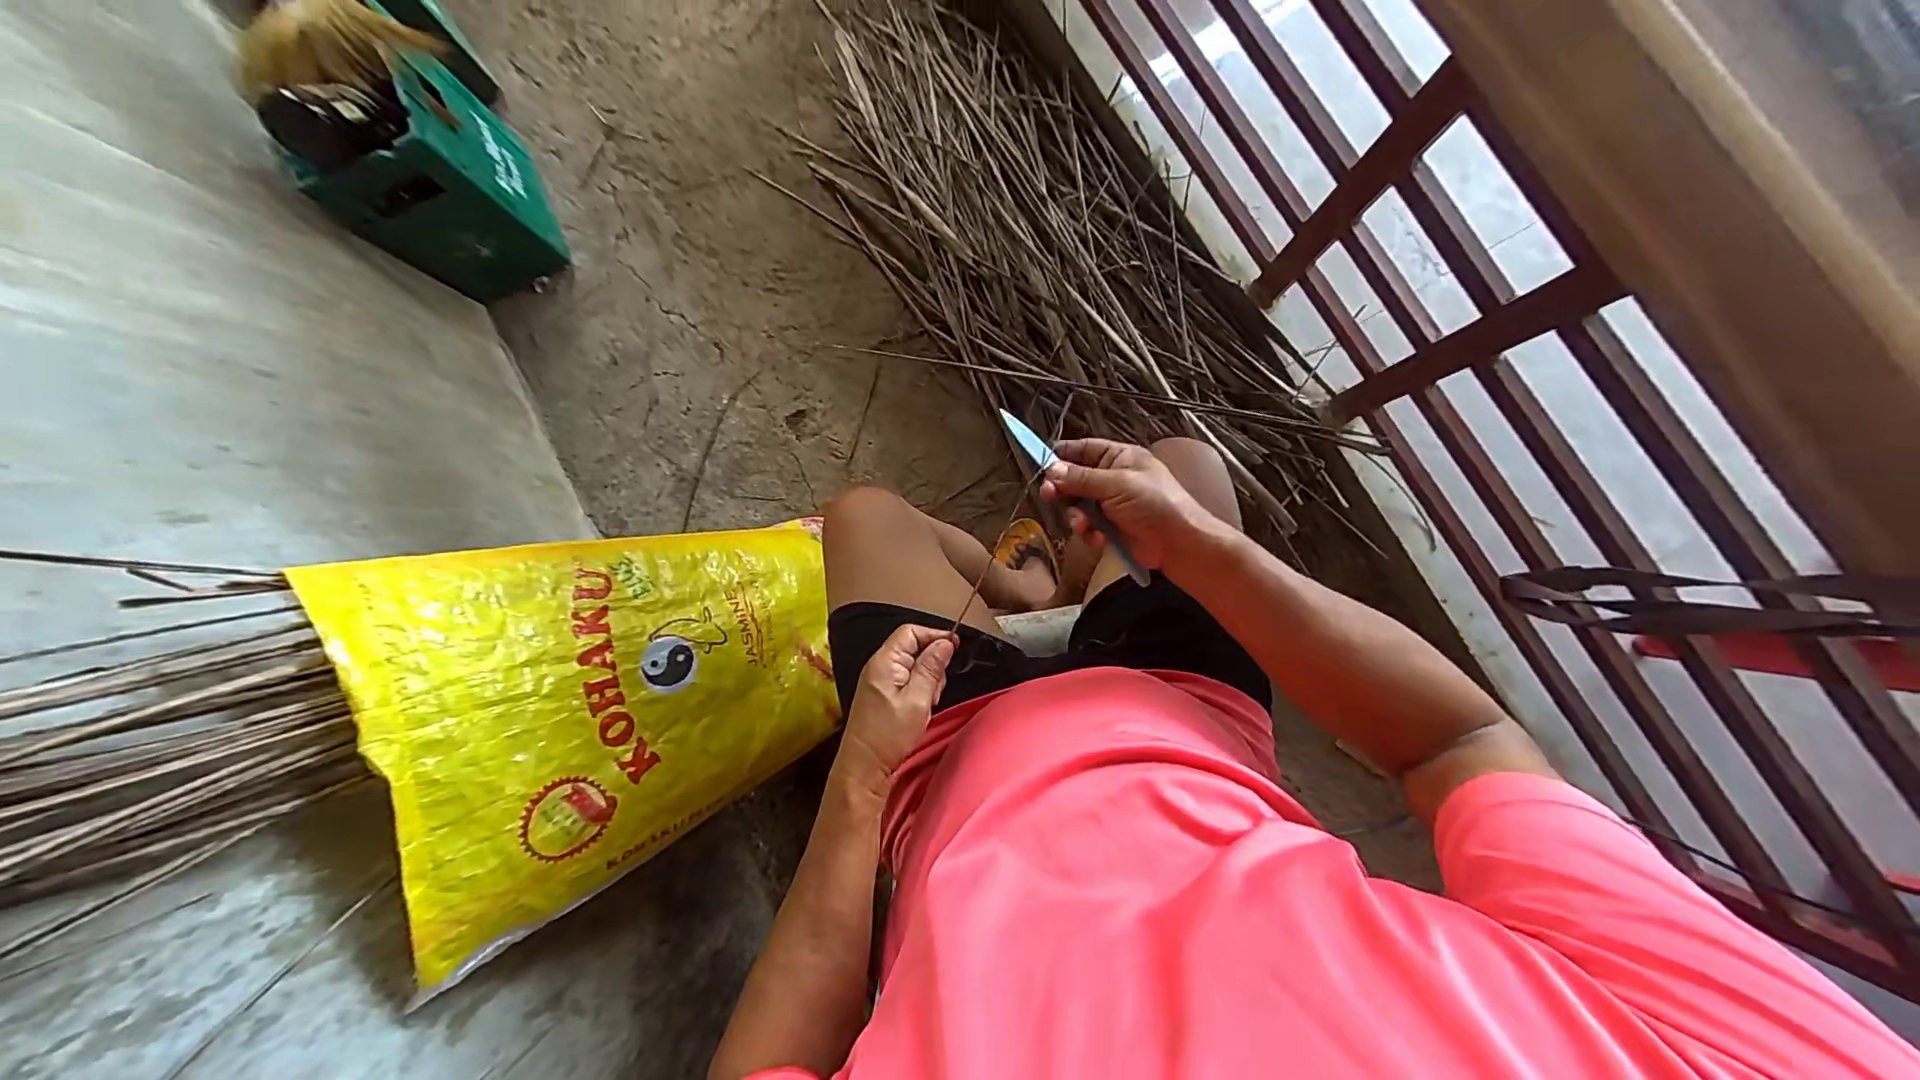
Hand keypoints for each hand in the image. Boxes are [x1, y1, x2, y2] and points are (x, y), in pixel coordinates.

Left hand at [836, 624, 954, 798]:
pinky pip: (905, 679)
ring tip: (928, 701)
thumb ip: (932, 668)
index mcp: (885, 661)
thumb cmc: (888, 735)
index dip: (934, 635)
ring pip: (912, 664)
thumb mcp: (918, 700)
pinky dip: (918, 688)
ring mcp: (878, 679)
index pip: (911, 631)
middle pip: (912, 646)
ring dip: (927, 678)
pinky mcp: (881, 692)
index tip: (954, 647)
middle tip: (936, 688)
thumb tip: (946, 643)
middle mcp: (879, 665)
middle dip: (932, 661)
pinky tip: (920, 707)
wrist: (863, 765)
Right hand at [1040, 438, 1220, 567]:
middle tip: (1050, 495)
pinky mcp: (1109, 528)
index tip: (1039, 464)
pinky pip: (1087, 527)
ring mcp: (1110, 504)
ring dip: (1077, 517)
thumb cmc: (1156, 504)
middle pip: (1073, 479)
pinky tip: (1100, 539)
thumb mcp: (1117, 484)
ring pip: (1076, 506)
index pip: (1082, 449)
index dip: (1060, 455)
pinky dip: (1089, 533)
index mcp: (1119, 458)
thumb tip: (1050, 470)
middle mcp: (1112, 478)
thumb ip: (1081, 478)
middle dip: (1063, 489)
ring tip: (1085, 525)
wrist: (1179, 544)